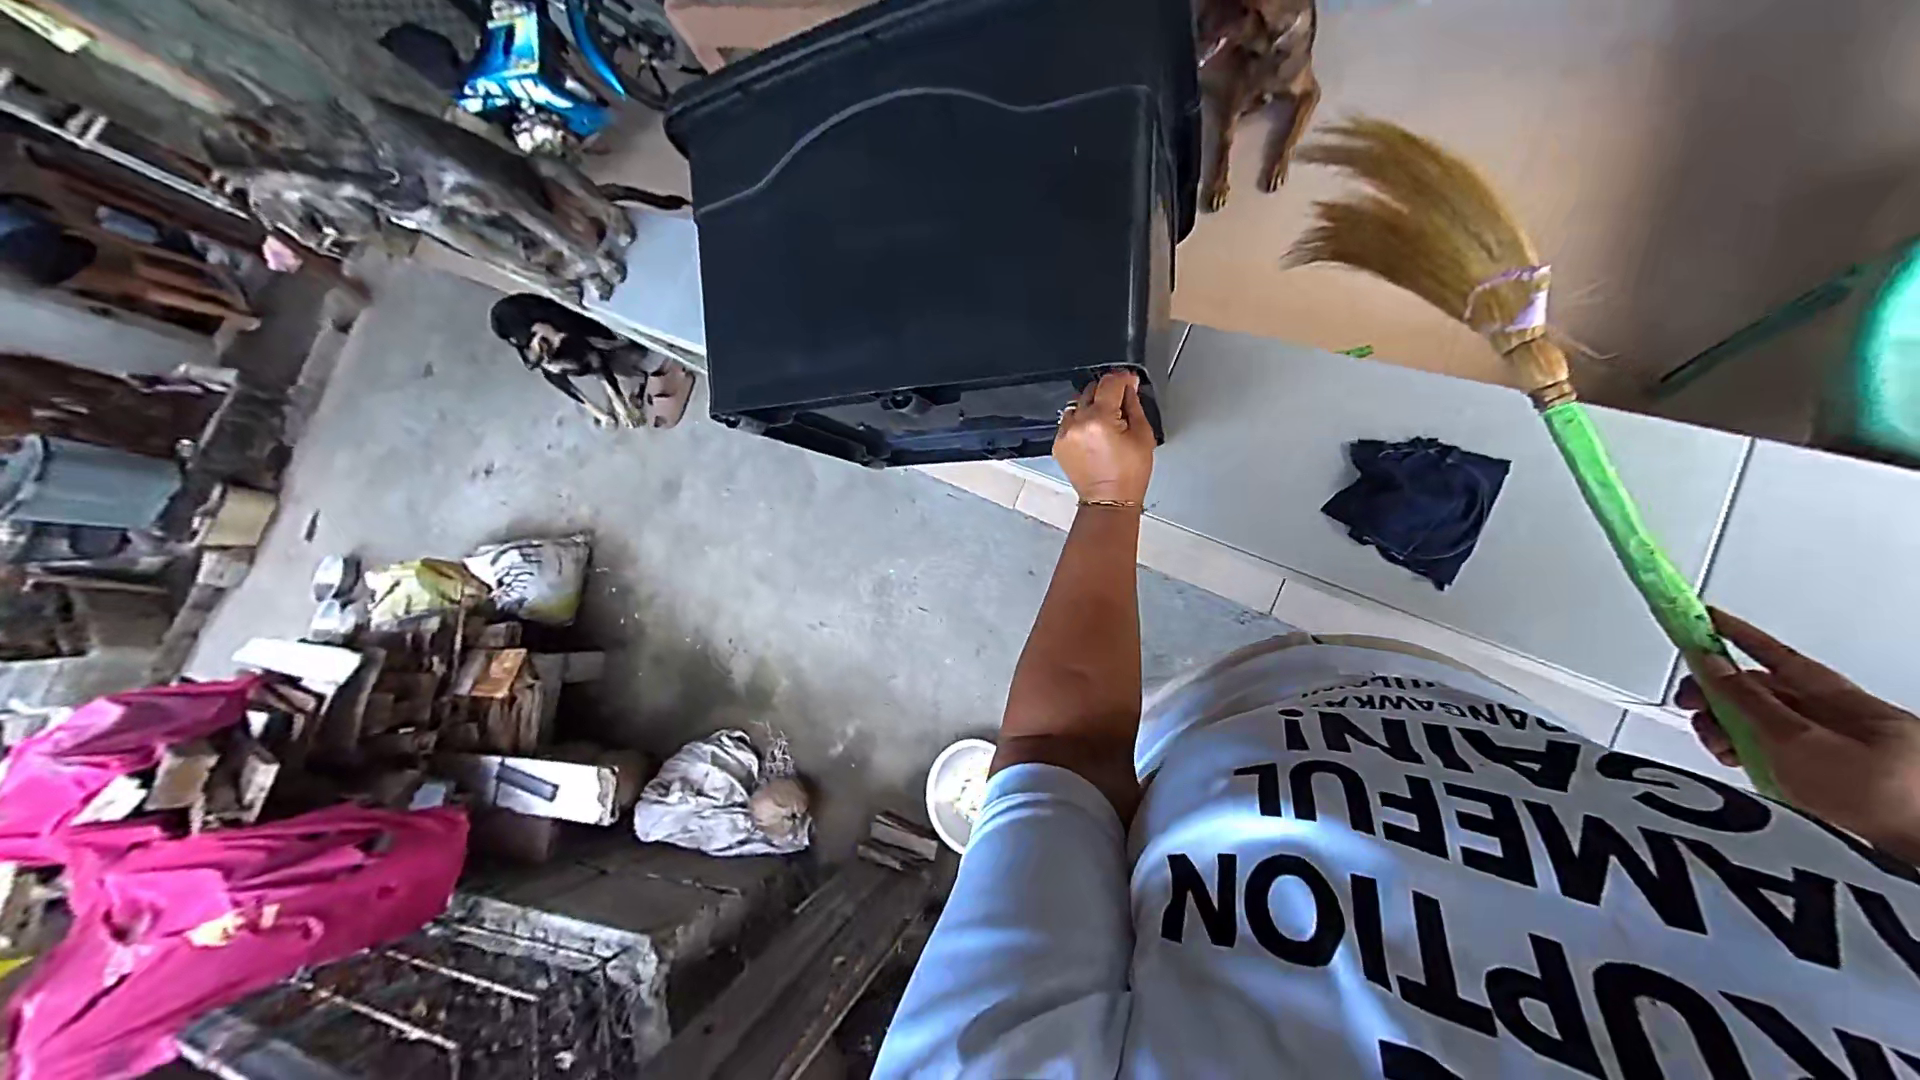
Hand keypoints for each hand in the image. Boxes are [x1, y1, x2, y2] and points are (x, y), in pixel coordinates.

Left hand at [1053, 371, 1154, 504]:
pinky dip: (1080, 420)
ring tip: (1106, 421)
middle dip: (1107, 391)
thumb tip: (1129, 388)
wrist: (1108, 500)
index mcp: (1100, 420)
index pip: (1109, 382)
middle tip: (1121, 404)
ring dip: (1091, 405)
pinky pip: (1068, 420)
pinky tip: (1094, 433)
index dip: (1123, 378)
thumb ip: (1134, 405)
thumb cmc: (1128, 475)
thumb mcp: (1143, 435)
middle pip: (1091, 389)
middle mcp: (1077, 423)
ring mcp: (1064, 433)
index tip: (1130, 380)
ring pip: (1077, 403)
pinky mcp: (1058, 443)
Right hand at [1678, 608, 1919, 861]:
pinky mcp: (1818, 778)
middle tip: (1693, 706)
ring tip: (1723, 749)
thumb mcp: (1796, 740)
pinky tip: (1740, 765)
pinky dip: (1742, 753)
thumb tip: (1710, 663)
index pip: (1775, 656)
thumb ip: (1745, 700)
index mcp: (1843, 704)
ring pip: (1756, 723)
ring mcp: (1830, 751)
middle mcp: (1837, 722)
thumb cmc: (1880, 797)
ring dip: (1725, 730)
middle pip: (1759, 692)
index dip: (1736, 635)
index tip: (1703, 617)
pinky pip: (1766, 751)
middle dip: (1717, 696)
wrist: (1916, 854)